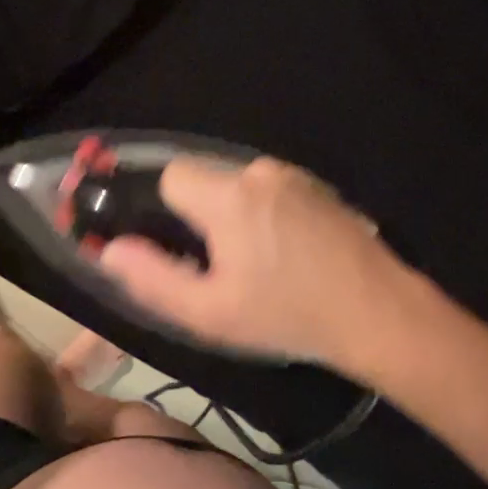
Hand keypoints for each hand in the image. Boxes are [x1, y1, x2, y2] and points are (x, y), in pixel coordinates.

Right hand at [98, 157, 407, 364]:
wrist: (379, 312)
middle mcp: (259, 172)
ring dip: (235, 217)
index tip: (178, 248)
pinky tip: (288, 256)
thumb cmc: (288, 316)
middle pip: (205, 181)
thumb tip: (109, 250)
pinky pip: (271, 192)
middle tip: (220, 268)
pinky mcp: (320, 188)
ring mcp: (295, 177)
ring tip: (260, 267)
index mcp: (228, 196)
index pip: (170, 175)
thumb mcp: (210, 313)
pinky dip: (266, 216)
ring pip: (239, 187)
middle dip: (201, 218)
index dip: (163, 210)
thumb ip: (152, 278)